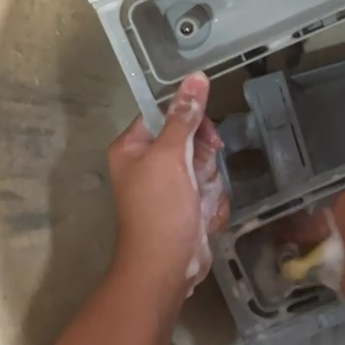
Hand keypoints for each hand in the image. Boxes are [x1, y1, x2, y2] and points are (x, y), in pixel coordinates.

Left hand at [105, 72, 228, 298]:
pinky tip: (203, 219)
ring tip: (199, 204)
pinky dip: (211, 204)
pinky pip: (209, 190)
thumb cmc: (161, 209)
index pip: (167, 114)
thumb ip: (185, 117)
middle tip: (198, 178)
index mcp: (133, 147)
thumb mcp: (171, 157)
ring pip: (205, 166)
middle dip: (203, 161)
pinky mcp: (185, 205)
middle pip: (191, 140)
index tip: (206, 139)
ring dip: (210, 186)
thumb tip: (196, 76)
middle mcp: (147, 163)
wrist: (167, 268)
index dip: (190, 123)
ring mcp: (168, 186)